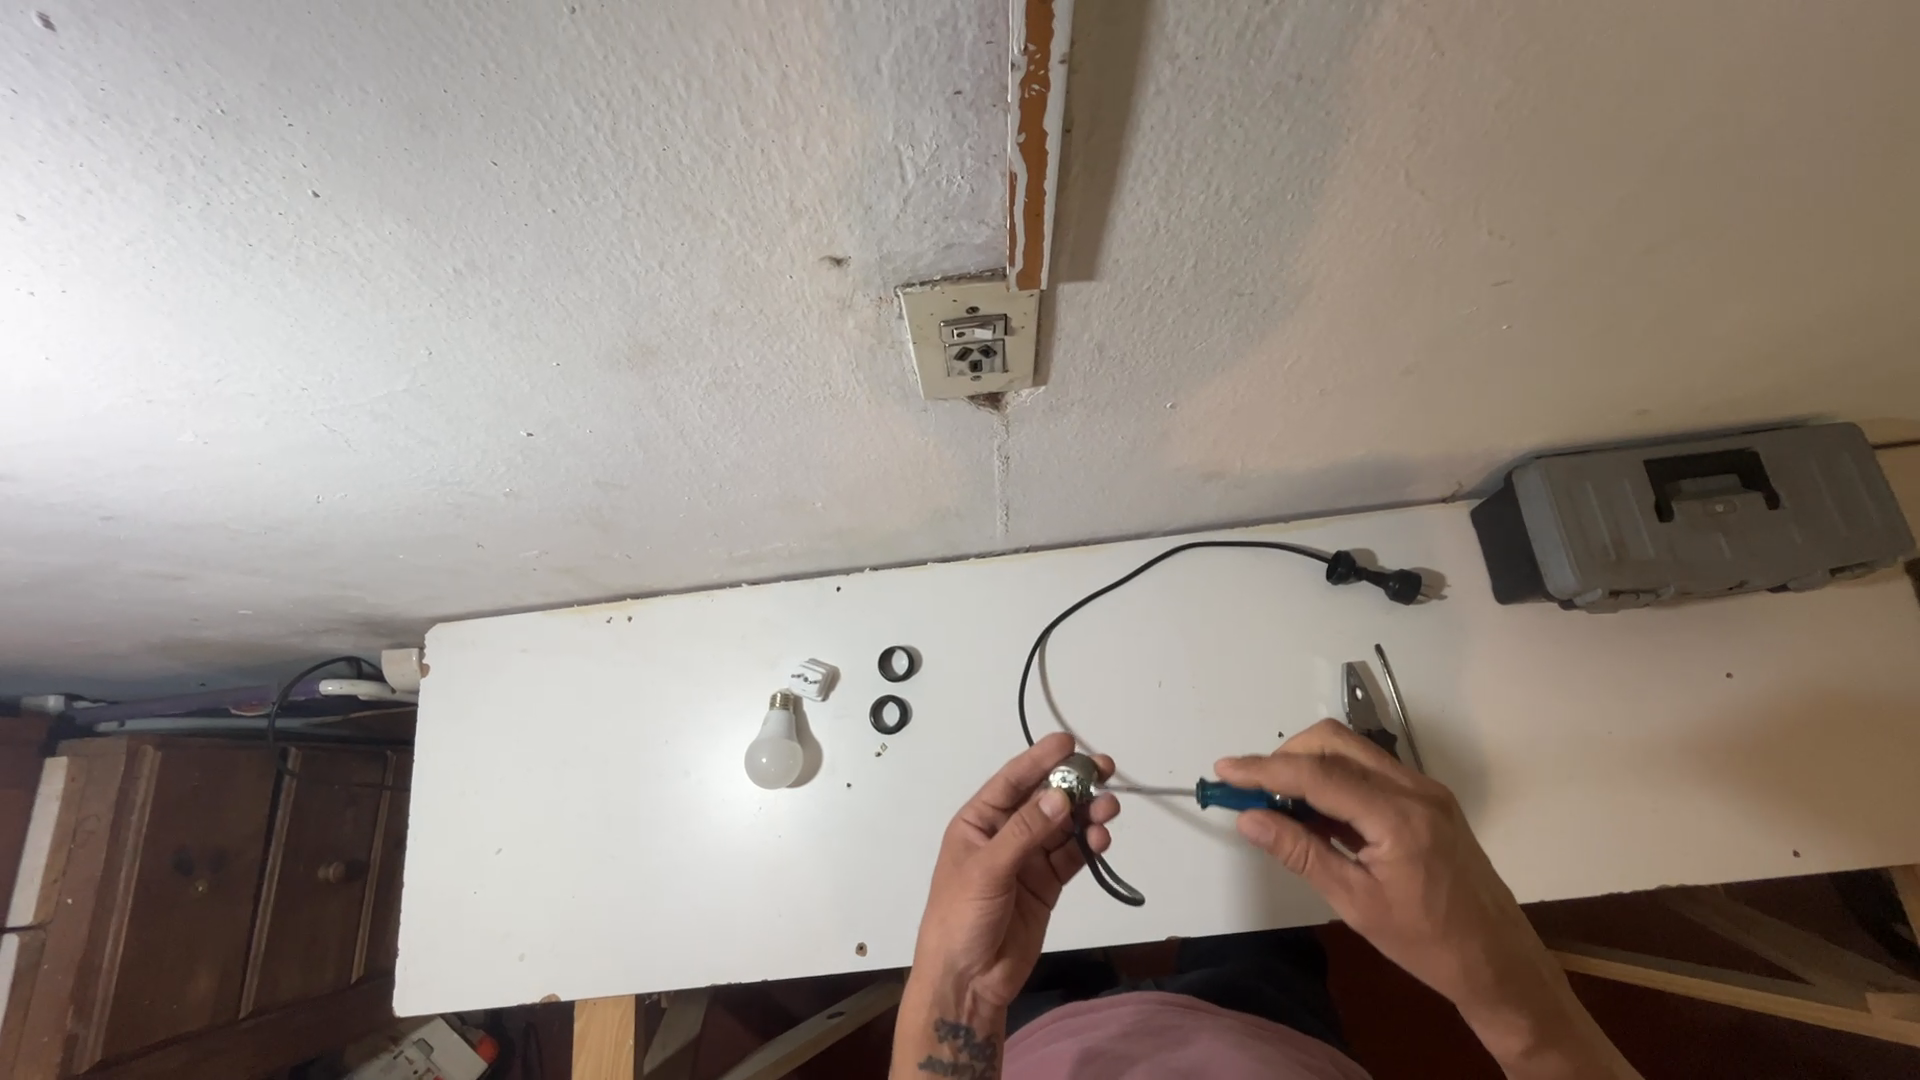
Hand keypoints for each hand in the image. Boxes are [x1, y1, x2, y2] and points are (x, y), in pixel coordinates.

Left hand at [889, 732, 1119, 1078]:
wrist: (967, 981)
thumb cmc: (961, 915)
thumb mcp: (987, 869)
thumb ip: (1025, 832)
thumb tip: (1059, 796)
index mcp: (979, 820)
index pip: (1013, 780)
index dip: (1040, 759)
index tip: (1070, 742)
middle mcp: (1005, 833)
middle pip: (1044, 799)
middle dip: (1072, 783)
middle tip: (1105, 768)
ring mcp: (1028, 858)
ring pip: (1063, 826)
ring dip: (1086, 813)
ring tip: (1109, 807)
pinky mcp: (1047, 884)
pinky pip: (1070, 856)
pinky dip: (1088, 845)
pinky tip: (1102, 837)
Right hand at [1217, 720, 1638, 1078]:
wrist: (1503, 965)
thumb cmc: (1428, 944)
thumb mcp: (1355, 903)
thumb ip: (1299, 852)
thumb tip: (1248, 818)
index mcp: (1399, 818)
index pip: (1317, 775)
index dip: (1264, 769)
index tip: (1223, 771)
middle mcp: (1415, 789)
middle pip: (1333, 743)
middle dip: (1285, 757)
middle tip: (1254, 791)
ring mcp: (1425, 789)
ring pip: (1350, 749)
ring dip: (1307, 763)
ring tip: (1279, 802)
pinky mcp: (1427, 797)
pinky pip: (1368, 768)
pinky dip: (1332, 776)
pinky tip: (1316, 812)